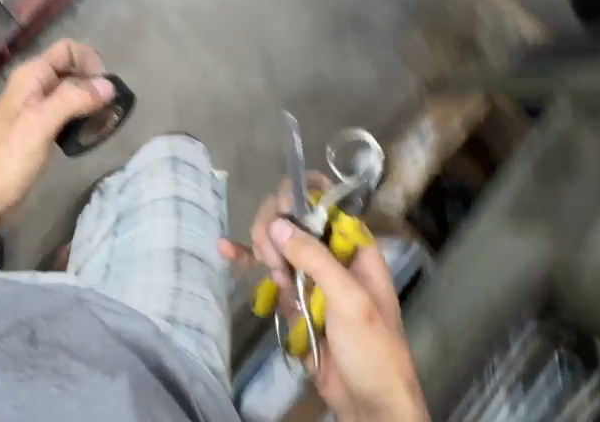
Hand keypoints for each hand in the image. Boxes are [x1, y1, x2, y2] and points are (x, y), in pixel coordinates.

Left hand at [0, 40, 115, 217]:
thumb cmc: (9, 157)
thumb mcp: (42, 123)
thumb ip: (73, 99)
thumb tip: (108, 85)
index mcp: (30, 76)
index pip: (67, 49)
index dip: (90, 62)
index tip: (106, 90)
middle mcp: (31, 86)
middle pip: (70, 70)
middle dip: (93, 84)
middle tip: (110, 111)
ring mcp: (32, 109)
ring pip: (68, 93)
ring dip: (88, 103)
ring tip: (103, 125)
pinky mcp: (36, 131)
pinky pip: (63, 114)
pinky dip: (78, 119)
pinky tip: (87, 136)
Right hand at [219, 193, 426, 421]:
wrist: (369, 405)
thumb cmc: (373, 350)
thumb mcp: (350, 301)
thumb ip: (314, 259)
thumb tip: (276, 223)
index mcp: (354, 248)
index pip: (323, 203)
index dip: (299, 199)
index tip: (282, 212)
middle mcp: (330, 254)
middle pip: (291, 218)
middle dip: (276, 231)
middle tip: (276, 263)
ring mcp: (309, 274)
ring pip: (276, 240)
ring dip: (264, 250)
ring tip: (273, 277)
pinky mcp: (293, 296)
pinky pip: (266, 269)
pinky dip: (246, 258)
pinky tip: (225, 248)